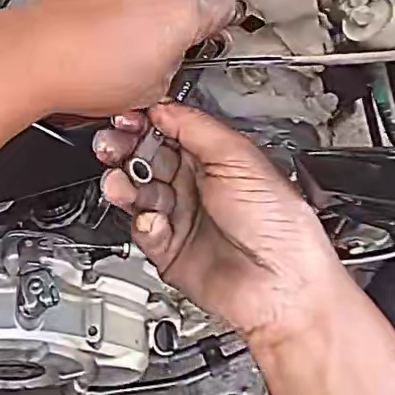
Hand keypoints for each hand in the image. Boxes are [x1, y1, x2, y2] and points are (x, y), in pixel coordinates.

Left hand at [0, 0, 235, 117]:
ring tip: (116, 54)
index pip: (224, 10)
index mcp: (184, 11)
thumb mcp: (150, 92)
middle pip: (181, 2)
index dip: (223, 26)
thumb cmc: (86, 72)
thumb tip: (165, 68)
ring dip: (139, 18)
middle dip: (172, 28)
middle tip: (155, 58)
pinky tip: (95, 41)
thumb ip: (171, 72)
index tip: (216, 34)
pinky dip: (110, 11)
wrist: (33, 55)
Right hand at [93, 102, 360, 348]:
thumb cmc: (280, 225)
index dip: (145, 123)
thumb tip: (162, 108)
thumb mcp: (239, 158)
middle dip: (125, 149)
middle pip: (146, 157)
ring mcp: (181, 216)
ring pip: (137, 191)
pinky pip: (142, 228)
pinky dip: (143, 222)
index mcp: (214, 157)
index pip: (169, 131)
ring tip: (120, 184)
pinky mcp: (168, 248)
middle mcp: (196, 184)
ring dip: (125, 184)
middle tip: (112, 146)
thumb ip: (196, 128)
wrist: (282, 286)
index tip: (127, 118)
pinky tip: (153, 220)